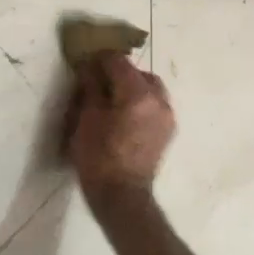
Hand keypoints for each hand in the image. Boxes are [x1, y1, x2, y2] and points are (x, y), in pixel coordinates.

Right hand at [67, 52, 174, 204]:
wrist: (121, 195)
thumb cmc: (98, 156)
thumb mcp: (86, 118)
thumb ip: (91, 87)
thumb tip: (90, 67)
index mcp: (138, 94)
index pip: (119, 62)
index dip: (100, 59)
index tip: (85, 62)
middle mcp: (159, 100)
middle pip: (139, 73)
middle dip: (118, 73)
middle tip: (97, 82)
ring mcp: (167, 116)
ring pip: (150, 89)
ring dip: (131, 87)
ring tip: (111, 99)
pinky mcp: (167, 131)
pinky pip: (154, 105)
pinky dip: (140, 102)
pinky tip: (123, 115)